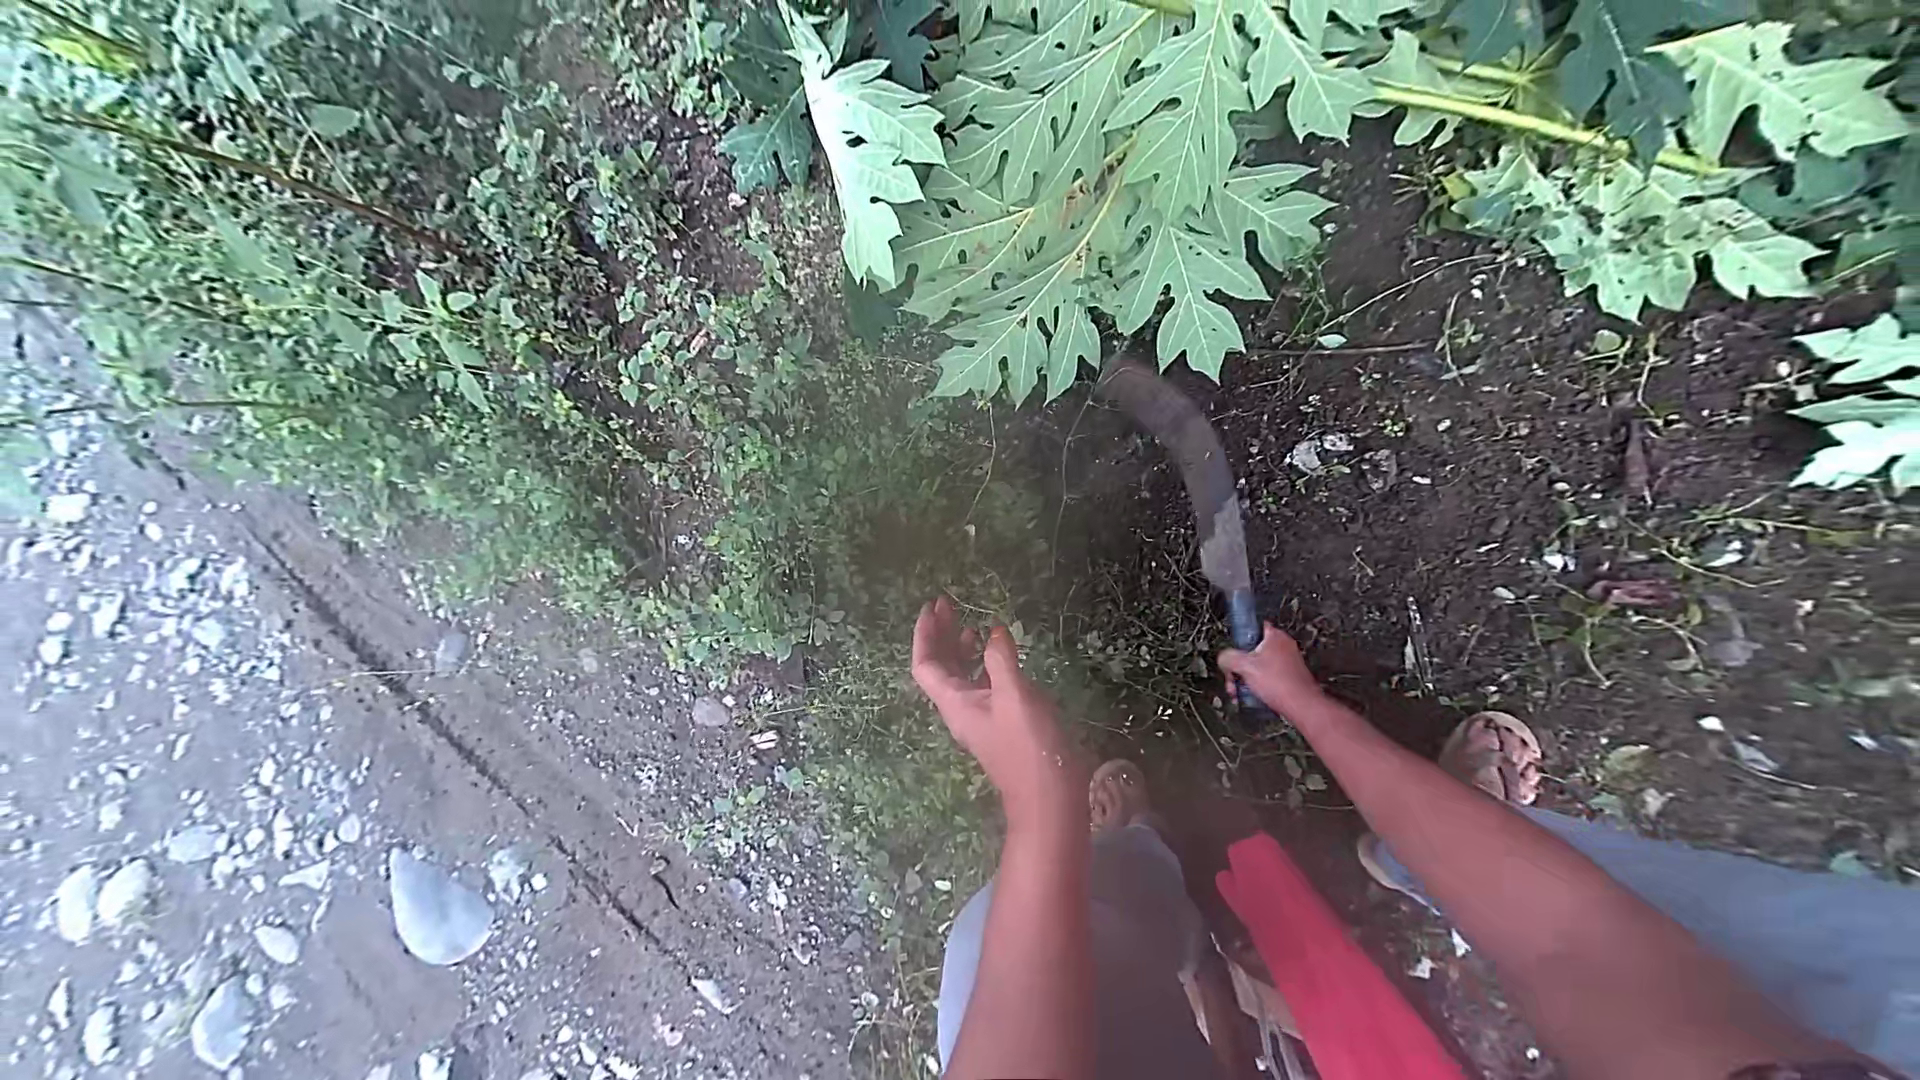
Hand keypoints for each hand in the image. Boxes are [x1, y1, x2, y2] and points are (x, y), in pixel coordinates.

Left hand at [912, 596, 1084, 832]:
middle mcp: (961, 708)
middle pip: (940, 667)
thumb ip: (1001, 659)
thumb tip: (994, 630)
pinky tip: (999, 652)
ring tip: (970, 624)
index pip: (925, 665)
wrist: (1050, 796)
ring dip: (960, 647)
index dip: (925, 635)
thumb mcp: (1015, 696)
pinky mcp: (1000, 720)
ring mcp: (980, 715)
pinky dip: (984, 662)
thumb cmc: (1029, 746)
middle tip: (949, 605)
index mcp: (954, 703)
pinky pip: (982, 684)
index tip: (932, 607)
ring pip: (960, 675)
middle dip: (941, 635)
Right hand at [1217, 622, 1323, 712]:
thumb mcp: (1243, 666)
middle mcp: (1284, 646)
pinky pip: (1267, 676)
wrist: (1302, 707)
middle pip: (1251, 650)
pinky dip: (1257, 685)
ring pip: (1258, 665)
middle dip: (1238, 666)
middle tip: (1233, 678)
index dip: (1239, 639)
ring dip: (1245, 678)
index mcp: (1275, 637)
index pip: (1253, 627)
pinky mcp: (1290, 677)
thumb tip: (1224, 659)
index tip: (1233, 651)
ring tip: (1239, 692)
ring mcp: (1288, 662)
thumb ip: (1228, 658)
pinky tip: (1250, 696)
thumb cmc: (1278, 683)